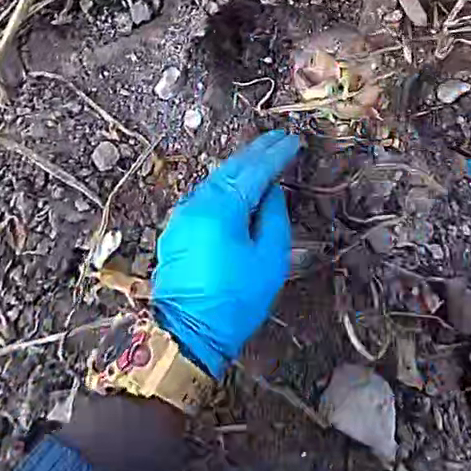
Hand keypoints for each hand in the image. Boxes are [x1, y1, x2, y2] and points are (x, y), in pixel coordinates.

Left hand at [152, 130, 301, 377]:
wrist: (187, 332)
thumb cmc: (234, 300)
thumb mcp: (269, 260)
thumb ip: (274, 218)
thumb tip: (272, 192)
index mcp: (222, 207)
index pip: (255, 170)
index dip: (276, 154)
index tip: (293, 141)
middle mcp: (198, 203)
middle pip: (232, 167)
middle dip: (257, 151)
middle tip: (279, 138)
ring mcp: (184, 214)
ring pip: (216, 179)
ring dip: (240, 166)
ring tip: (262, 155)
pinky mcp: (178, 227)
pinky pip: (206, 194)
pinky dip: (225, 183)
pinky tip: (237, 182)